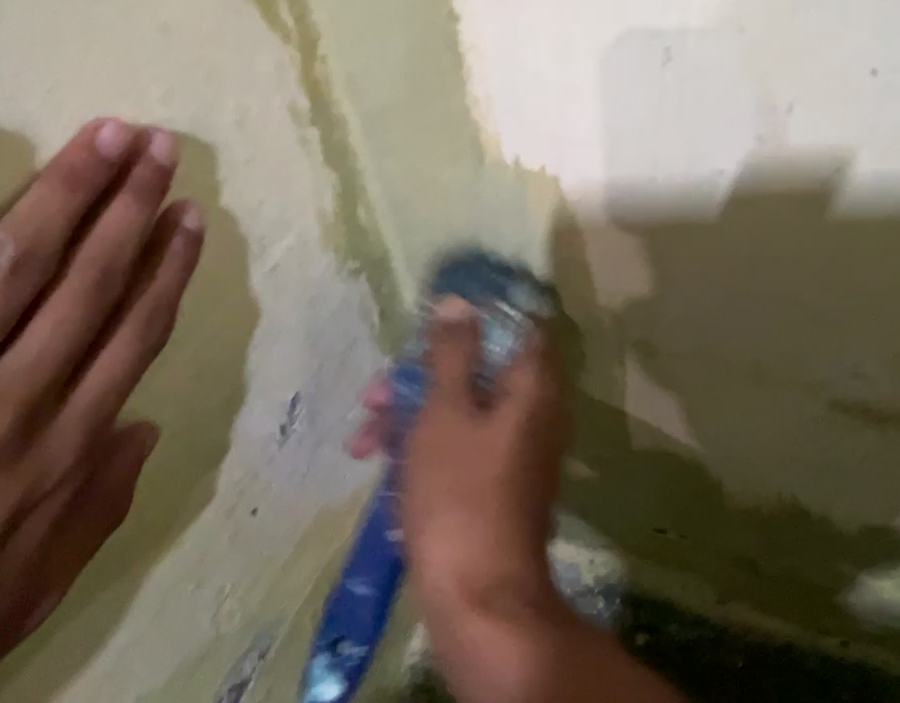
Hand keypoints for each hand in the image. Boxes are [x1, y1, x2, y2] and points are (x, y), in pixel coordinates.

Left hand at [0, 117, 204, 702]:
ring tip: (101, 135)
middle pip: (84, 286)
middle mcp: (6, 410)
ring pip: (6, 267)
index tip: (188, 214)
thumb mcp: (20, 601)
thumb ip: (93, 512)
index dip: (165, 268)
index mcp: (56, 459)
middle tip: (154, 143)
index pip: (130, 337)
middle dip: (128, 207)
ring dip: (62, 192)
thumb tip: (145, 427)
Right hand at [349, 303, 685, 702]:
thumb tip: (460, 302)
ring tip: (363, 444)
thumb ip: (452, 353)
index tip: (425, 323)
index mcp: (534, 384)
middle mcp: (536, 410)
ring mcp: (519, 449)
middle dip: (421, 377)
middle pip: (479, 369)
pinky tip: (384, 470)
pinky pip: (464, 445)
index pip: (514, 323)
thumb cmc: (458, 494)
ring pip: (464, 409)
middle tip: (374, 396)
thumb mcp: (444, 413)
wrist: (479, 597)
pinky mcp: (499, 482)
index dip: (471, 316)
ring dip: (412, 417)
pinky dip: (427, 448)